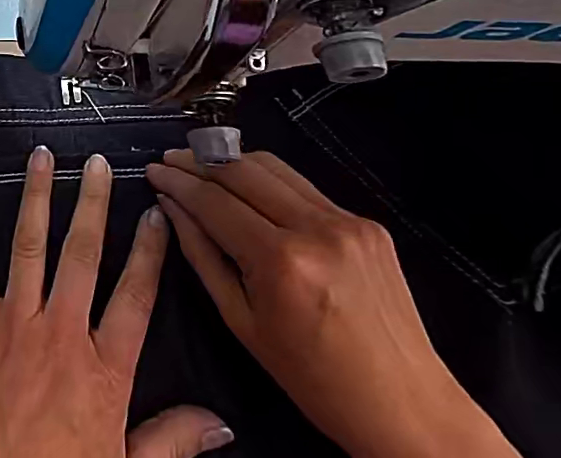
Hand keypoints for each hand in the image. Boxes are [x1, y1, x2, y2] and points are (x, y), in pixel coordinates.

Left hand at [0, 146, 235, 457]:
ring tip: (43, 159)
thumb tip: (219, 425)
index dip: (150, 249)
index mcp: (101, 370)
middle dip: (94, 203)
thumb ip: (172, 442)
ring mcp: (15, 327)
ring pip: (31, 245)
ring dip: (37, 196)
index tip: (156, 213)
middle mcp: (61, 335)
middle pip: (84, 254)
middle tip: (100, 166)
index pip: (136, 294)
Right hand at [146, 151, 518, 457]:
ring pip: (277, 168)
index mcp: (282, 262)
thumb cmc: (316, 380)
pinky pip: (306, 188)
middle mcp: (316, 227)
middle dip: (202, 160)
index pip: (216, 202)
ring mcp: (346, 218)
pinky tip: (255, 190)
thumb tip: (174, 211)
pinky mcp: (366, 219)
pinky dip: (274, 184)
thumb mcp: (244, 325)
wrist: (403, 401)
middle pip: (244, 169)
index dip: (180, 182)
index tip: (156, 171)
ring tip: (206, 163)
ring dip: (236, 161)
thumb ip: (204, 258)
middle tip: (175, 160)